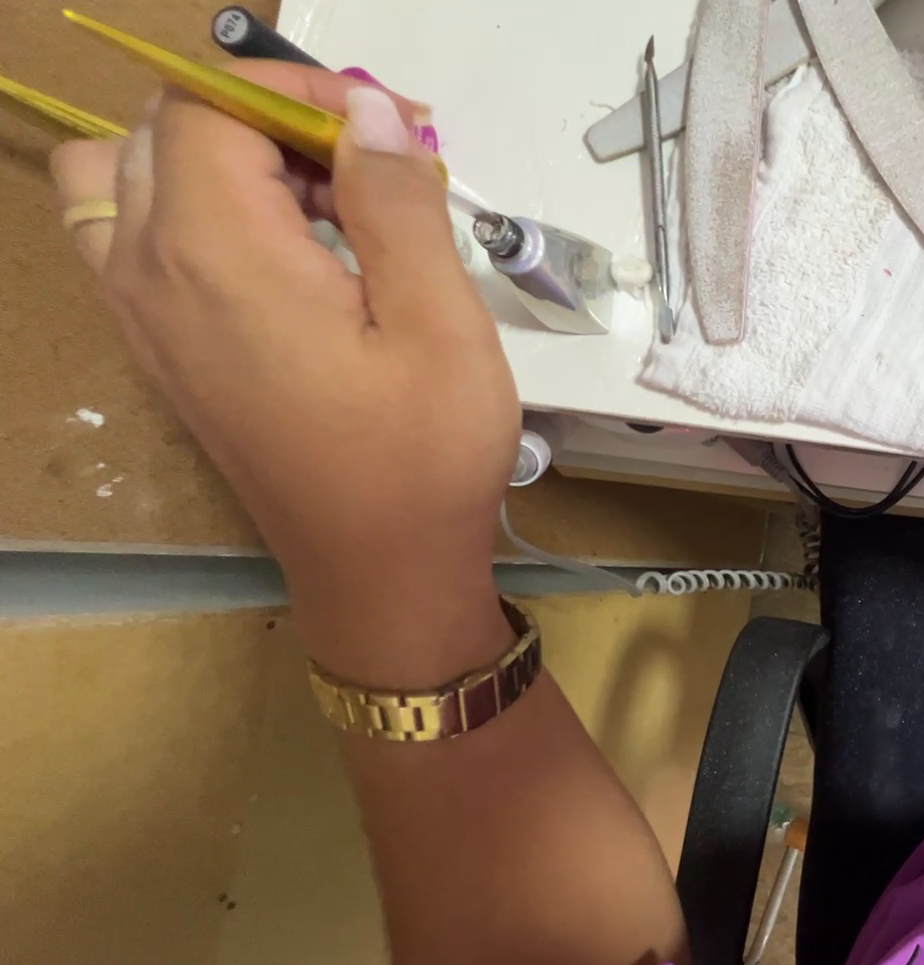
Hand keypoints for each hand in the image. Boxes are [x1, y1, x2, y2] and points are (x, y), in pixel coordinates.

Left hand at [49, 64, 518, 686]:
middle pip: (168, 134)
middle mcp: (150, 271)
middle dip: (276, 129)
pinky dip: (201, 217)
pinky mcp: (163, 353)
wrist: (384, 562)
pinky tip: (290, 268)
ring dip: (226, 168)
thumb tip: (373, 113)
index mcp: (220, 253)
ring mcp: (144, 316)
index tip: (394, 132)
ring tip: (326, 216)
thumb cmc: (428, 452)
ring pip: (132, 181)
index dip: (300, 96)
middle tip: (382, 179)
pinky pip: (136, 241)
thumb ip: (401, 210)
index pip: (210, 107)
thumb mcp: (444, 327)